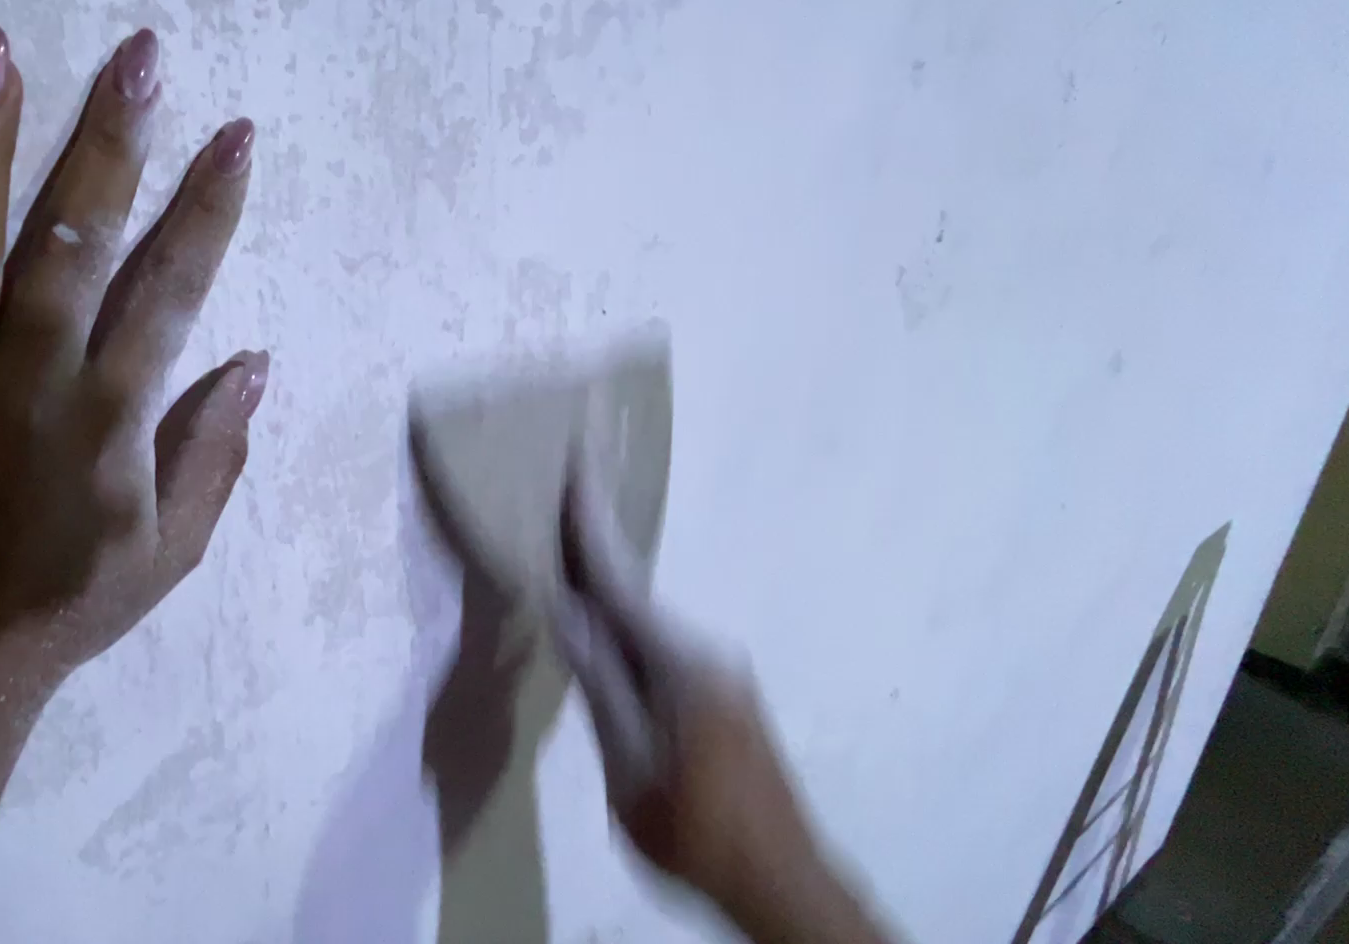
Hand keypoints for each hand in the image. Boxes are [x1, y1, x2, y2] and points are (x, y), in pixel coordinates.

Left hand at [0, 23, 266, 667]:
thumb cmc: (55, 612)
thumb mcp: (170, 553)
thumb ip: (214, 454)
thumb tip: (257, 362)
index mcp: (108, 415)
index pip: (172, 287)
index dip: (208, 207)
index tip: (234, 136)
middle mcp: (24, 379)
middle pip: (73, 240)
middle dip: (114, 142)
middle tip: (138, 55)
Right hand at [547, 458, 889, 943]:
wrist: (783, 883)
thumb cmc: (696, 829)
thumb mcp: (629, 764)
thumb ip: (600, 682)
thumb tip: (567, 610)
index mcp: (680, 661)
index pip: (620, 578)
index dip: (592, 523)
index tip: (578, 464)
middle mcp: (703, 648)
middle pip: (633, 587)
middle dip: (596, 540)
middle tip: (566, 491)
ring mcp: (717, 668)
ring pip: (644, 615)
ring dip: (605, 582)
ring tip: (565, 551)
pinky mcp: (719, 690)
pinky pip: (656, 638)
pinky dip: (622, 618)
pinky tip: (601, 617)